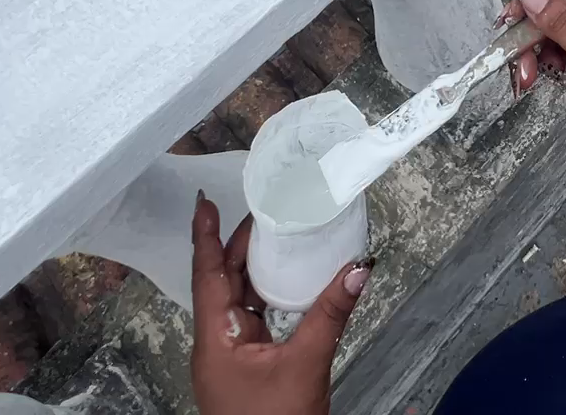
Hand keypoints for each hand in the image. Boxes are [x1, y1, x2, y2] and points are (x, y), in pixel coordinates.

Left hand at [189, 193, 368, 414]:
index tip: (205, 201)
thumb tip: (361, 264)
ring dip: (257, 263)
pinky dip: (272, 287)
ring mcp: (234, 353)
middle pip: (224, 280)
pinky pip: (257, 312)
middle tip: (266, 205)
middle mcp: (218, 341)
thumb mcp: (306, 364)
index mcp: (215, 340)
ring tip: (280, 228)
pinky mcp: (252, 362)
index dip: (206, 237)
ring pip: (241, 296)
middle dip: (240, 241)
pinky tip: (292, 272)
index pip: (208, 276)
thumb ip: (331, 312)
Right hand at [505, 0, 565, 165]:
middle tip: (512, 58)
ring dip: (535, 51)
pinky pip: (563, 53)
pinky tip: (541, 78)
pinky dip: (548, 64)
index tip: (511, 19)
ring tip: (526, 77)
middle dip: (531, 31)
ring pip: (555, 33)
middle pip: (555, 7)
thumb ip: (564, 24)